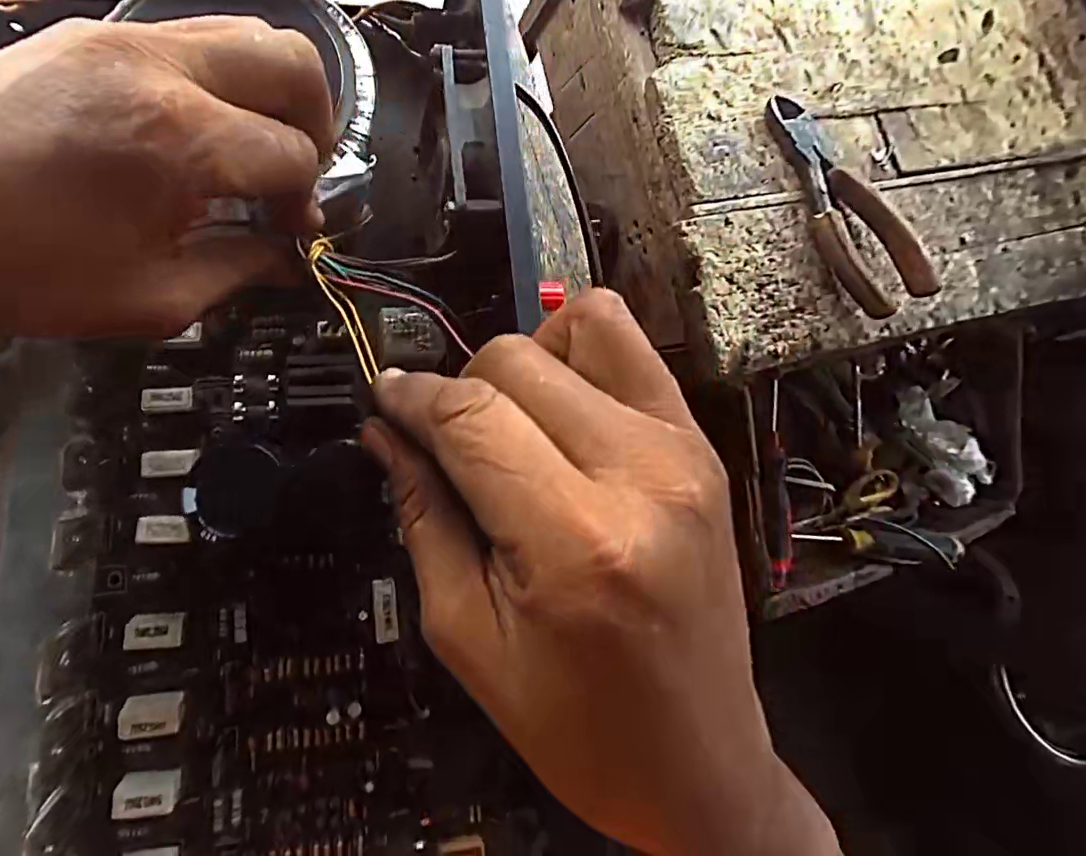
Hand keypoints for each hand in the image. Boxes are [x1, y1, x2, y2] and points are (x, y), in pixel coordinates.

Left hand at [0, 15, 334, 379]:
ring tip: (255, 146)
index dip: (308, 202)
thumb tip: (289, 257)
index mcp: (182, 140)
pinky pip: (189, 37)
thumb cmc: (17, 277)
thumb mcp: (156, 298)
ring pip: (247, 32)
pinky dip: (221, 79)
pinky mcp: (84, 34)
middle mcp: (160, 68)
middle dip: (318, 122)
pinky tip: (199, 128)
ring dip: (273, 92)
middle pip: (293, 62)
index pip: (293, 155)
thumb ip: (244, 268)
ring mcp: (118, 38)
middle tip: (299, 171)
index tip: (292, 231)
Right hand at [360, 290, 836, 855]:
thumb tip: (386, 431)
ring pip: (583, 323)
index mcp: (576, 541)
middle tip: (448, 437)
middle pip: (518, 360)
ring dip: (529, 355)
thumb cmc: (580, 722)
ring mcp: (682, 450)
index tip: (386, 397)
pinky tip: (562, 408)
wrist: (700, 761)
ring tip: (514, 417)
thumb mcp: (467, 634)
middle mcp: (640, 475)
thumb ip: (421, 514)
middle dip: (461, 384)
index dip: (412, 395)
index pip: (471, 417)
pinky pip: (632, 346)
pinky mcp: (700, 444)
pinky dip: (581, 353)